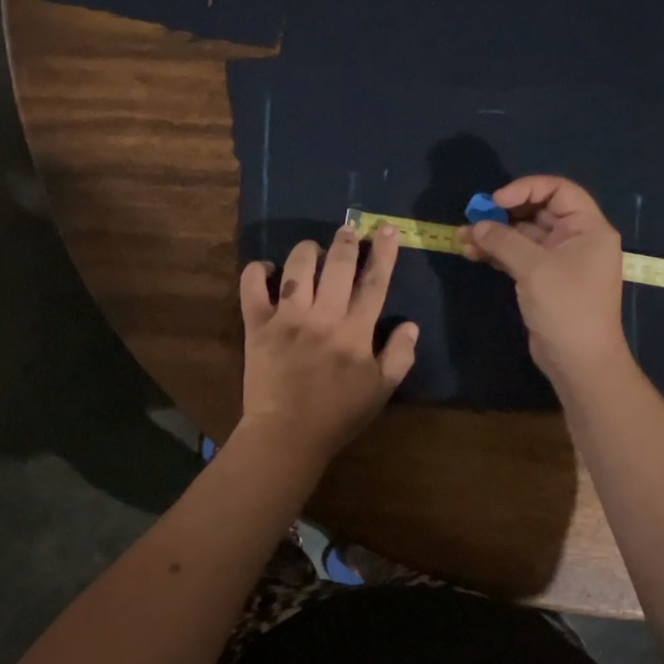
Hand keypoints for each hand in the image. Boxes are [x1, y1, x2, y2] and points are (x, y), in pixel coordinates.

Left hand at [238, 225, 418, 459]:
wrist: (286, 434)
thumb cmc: (337, 416)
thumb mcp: (380, 392)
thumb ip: (400, 356)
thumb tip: (410, 325)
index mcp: (356, 333)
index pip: (374, 283)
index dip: (383, 253)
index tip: (386, 229)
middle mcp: (323, 318)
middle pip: (338, 266)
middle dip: (346, 242)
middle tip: (348, 230)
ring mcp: (287, 318)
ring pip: (298, 267)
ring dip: (307, 250)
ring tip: (312, 249)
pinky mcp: (257, 325)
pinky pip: (252, 287)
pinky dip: (257, 271)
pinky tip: (266, 268)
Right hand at [458, 175, 628, 385]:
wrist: (579, 360)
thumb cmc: (566, 307)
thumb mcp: (534, 268)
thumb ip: (504, 241)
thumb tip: (477, 226)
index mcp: (588, 229)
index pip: (559, 190)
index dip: (526, 188)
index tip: (496, 201)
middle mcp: (576, 239)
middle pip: (537, 212)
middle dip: (502, 214)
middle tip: (472, 218)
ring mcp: (559, 261)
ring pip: (523, 236)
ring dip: (494, 235)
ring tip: (462, 239)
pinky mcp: (543, 280)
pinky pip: (518, 256)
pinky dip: (497, 253)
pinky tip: (473, 253)